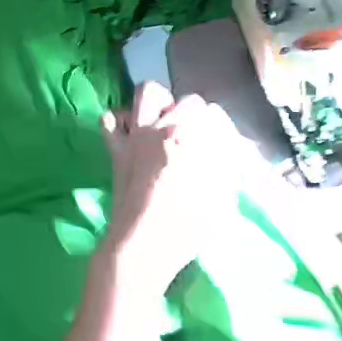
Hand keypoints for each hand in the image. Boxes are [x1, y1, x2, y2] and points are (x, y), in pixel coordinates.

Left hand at [97, 82, 241, 294]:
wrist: (143, 246)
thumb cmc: (188, 227)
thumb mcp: (222, 197)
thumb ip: (227, 168)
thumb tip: (231, 153)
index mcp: (193, 137)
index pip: (215, 115)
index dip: (221, 130)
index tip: (222, 145)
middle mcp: (164, 127)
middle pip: (187, 100)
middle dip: (195, 112)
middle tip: (194, 132)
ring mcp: (136, 136)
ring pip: (146, 93)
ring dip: (158, 102)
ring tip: (163, 120)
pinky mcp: (116, 151)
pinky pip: (110, 121)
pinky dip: (121, 121)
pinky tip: (132, 133)